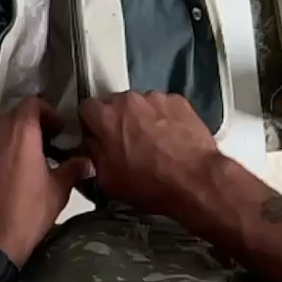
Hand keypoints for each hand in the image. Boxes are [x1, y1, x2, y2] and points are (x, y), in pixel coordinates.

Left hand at [0, 96, 93, 265]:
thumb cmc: (27, 214)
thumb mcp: (58, 192)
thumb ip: (73, 169)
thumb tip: (88, 161)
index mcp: (23, 130)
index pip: (34, 102)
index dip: (47, 113)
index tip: (55, 131)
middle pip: (13, 112)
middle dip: (27, 124)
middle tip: (37, 145)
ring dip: (1, 129)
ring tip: (9, 148)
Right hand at [77, 91, 225, 222]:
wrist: (195, 181)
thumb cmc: (151, 184)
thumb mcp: (108, 181)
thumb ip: (93, 155)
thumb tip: (92, 145)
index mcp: (106, 117)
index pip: (86, 108)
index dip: (91, 124)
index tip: (98, 137)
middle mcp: (128, 100)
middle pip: (114, 104)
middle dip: (117, 120)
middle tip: (127, 144)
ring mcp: (155, 98)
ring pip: (140, 104)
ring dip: (141, 118)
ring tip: (153, 144)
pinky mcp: (177, 101)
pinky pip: (163, 106)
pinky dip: (163, 118)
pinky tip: (170, 139)